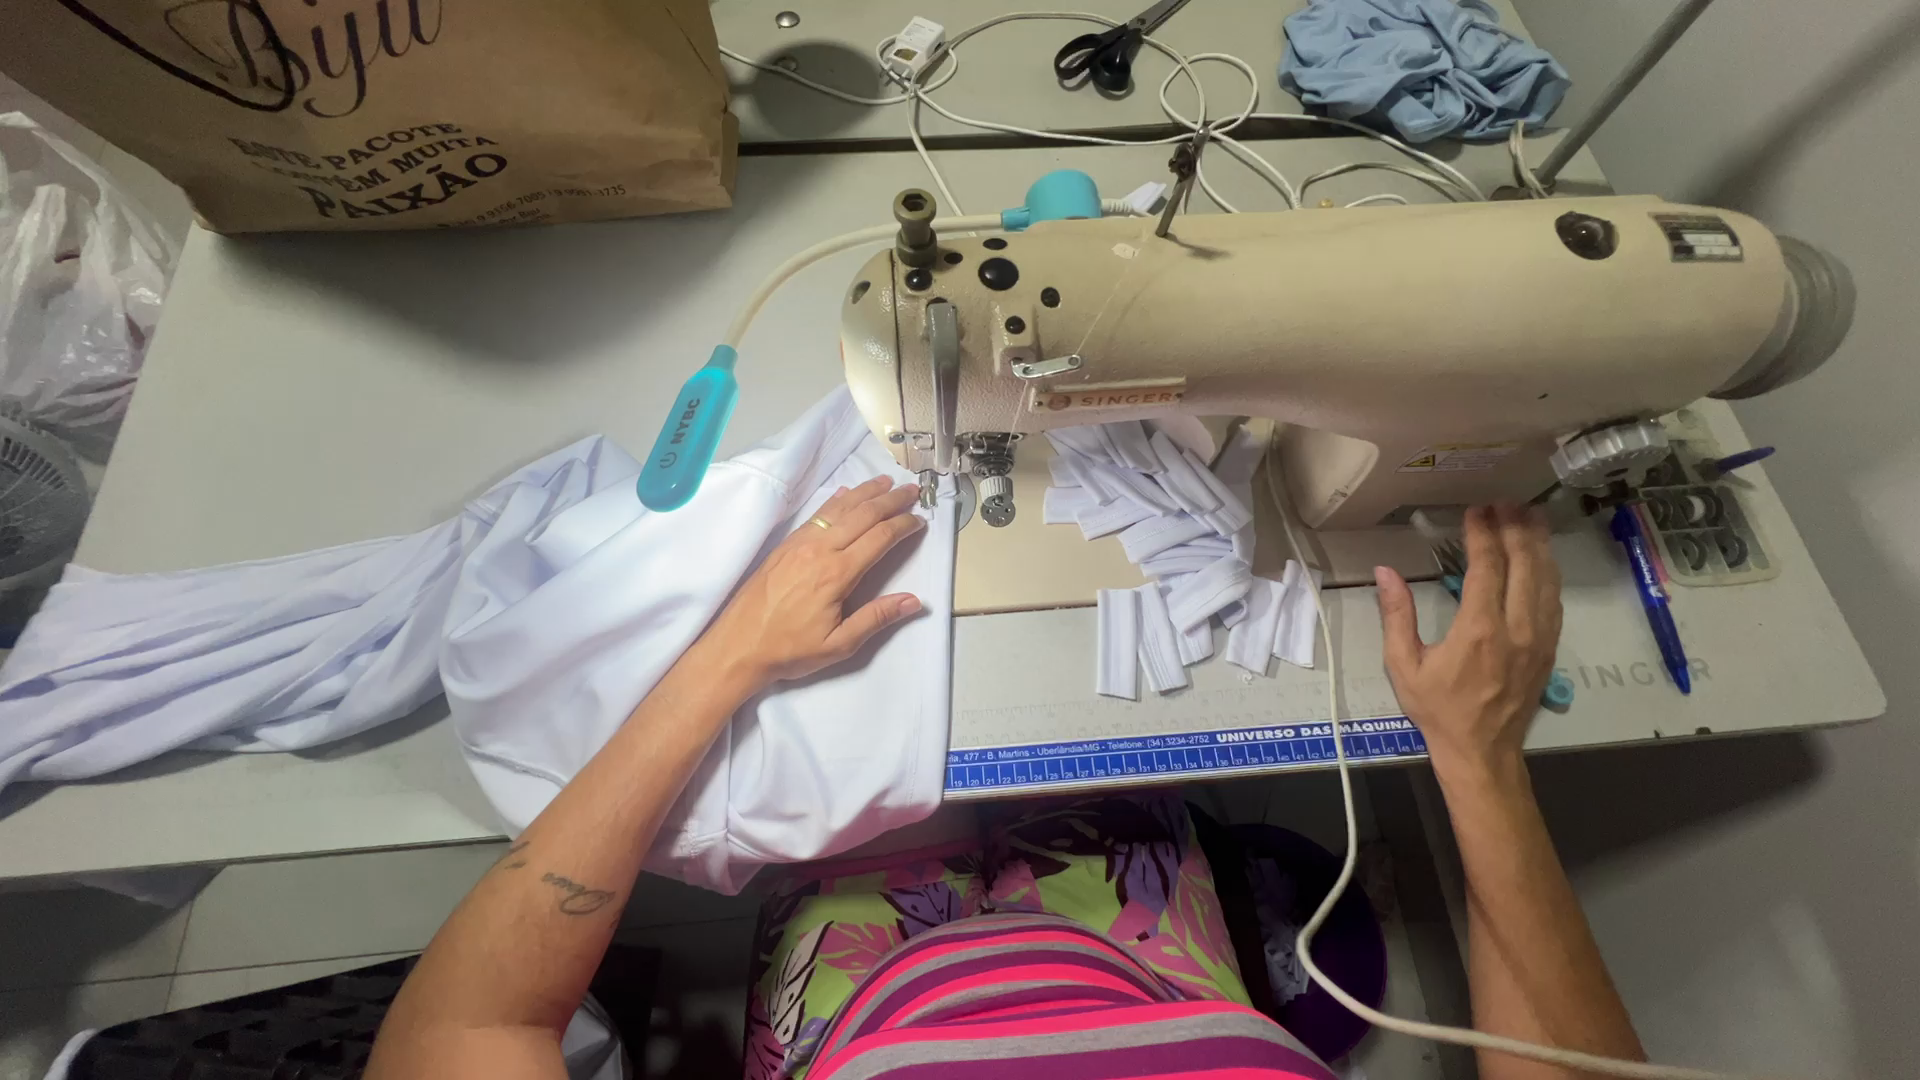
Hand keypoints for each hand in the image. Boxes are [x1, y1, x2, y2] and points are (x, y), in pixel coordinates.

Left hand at [699, 476, 928, 688]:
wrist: (738, 645)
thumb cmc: (790, 649)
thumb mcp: (839, 645)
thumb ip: (877, 618)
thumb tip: (914, 601)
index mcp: (837, 574)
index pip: (879, 538)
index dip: (903, 526)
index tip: (920, 520)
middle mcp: (820, 550)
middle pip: (862, 515)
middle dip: (890, 500)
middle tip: (912, 490)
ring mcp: (800, 543)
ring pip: (839, 508)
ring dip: (865, 493)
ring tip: (886, 482)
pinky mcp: (786, 545)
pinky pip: (817, 514)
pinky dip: (837, 501)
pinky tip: (846, 494)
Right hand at [1373, 505, 1561, 775]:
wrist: (1481, 752)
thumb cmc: (1436, 709)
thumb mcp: (1403, 665)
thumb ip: (1396, 616)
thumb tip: (1386, 573)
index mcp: (1479, 631)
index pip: (1487, 568)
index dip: (1483, 535)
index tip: (1477, 510)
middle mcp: (1518, 629)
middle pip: (1526, 566)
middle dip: (1517, 530)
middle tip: (1507, 503)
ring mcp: (1541, 639)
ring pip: (1547, 581)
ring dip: (1539, 546)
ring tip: (1530, 518)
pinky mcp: (1550, 649)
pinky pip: (1554, 601)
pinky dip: (1549, 572)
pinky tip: (1542, 559)